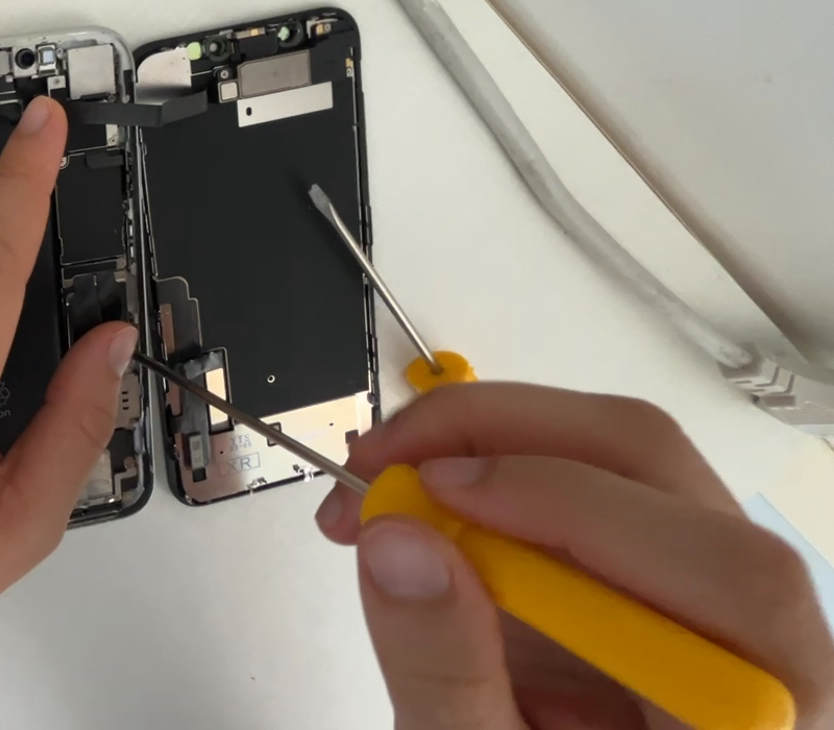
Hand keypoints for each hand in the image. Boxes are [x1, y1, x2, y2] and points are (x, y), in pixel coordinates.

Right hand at [313, 382, 833, 728]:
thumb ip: (444, 670)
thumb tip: (396, 537)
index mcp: (752, 711)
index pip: (722, 569)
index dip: (570, 502)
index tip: (430, 491)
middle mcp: (758, 628)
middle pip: (651, 462)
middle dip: (487, 432)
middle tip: (374, 464)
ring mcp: (696, 578)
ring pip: (602, 442)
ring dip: (466, 434)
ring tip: (375, 481)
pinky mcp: (634, 549)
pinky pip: (563, 459)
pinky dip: (467, 451)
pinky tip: (408, 493)